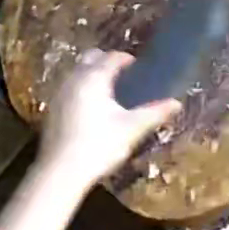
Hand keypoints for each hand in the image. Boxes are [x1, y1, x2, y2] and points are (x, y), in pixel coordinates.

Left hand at [38, 50, 181, 188]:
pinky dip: (81, 87)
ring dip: (91, 73)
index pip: (112, 58)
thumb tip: (176, 103)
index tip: (136, 65)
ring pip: (77, 71)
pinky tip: (89, 106)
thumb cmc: (99, 146)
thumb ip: (154, 113)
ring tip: (108, 89)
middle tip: (122, 73)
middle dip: (105, 60)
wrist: (61, 171)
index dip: (125, 59)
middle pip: (90, 58)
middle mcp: (74, 79)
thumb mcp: (132, 129)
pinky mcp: (52, 108)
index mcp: (94, 78)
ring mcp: (59, 93)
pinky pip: (68, 87)